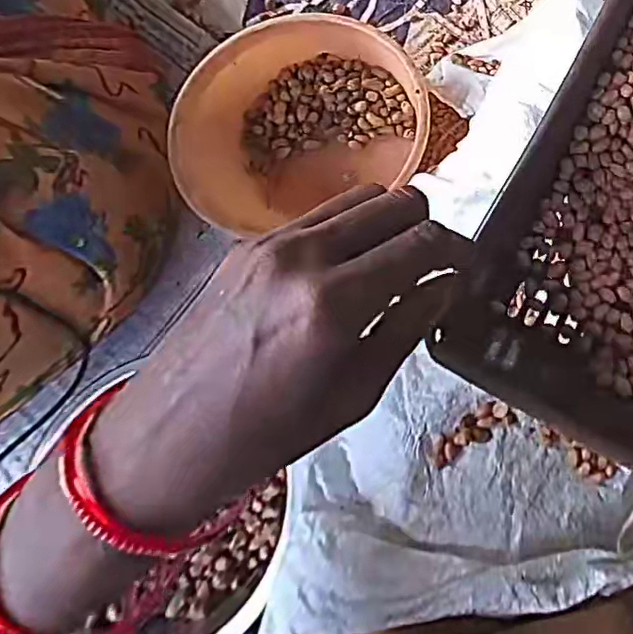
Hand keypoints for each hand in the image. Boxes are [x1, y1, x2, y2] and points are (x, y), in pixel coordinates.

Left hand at [90, 185, 469, 531]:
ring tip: (393, 260)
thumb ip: (408, 326)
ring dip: (390, 221)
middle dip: (428, 227)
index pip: (422, 243)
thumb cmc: (269, 432)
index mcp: (334, 303)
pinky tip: (347, 265)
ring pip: (361, 196)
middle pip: (397, 201)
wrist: (166, 437)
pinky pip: (321, 214)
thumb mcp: (355, 392)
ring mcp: (272, 242)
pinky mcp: (250, 242)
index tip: (465, 267)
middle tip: (432, 263)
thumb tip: (447, 284)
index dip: (457, 250)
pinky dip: (350, 227)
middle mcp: (305, 255)